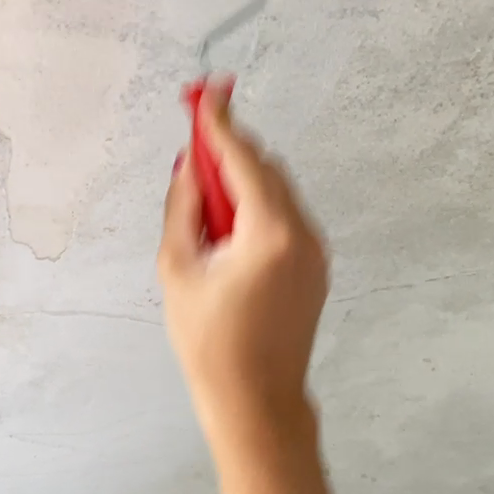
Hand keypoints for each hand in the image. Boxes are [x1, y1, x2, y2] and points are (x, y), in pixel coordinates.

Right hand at [160, 86, 329, 441]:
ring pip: (277, 190)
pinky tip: (227, 228)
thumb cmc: (207, 339)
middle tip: (193, 153)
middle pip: (265, 168)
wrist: (256, 402)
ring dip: (242, 180)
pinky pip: (284, 215)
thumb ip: (183, 206)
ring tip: (204, 203)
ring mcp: (316, 250)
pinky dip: (256, 204)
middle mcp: (303, 232)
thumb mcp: (177, 267)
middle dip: (229, 152)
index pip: (242, 159)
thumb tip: (188, 164)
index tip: (208, 91)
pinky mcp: (316, 266)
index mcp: (269, 231)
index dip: (220, 122)